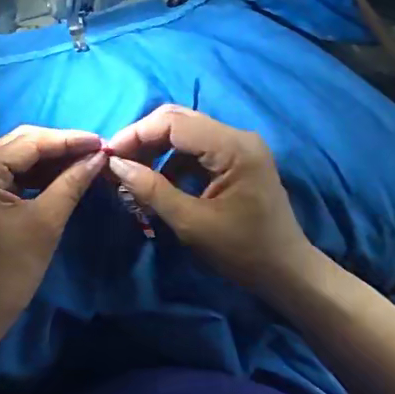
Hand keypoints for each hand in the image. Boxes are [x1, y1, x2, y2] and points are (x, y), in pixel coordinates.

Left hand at [0, 126, 105, 337]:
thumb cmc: (12, 267)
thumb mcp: (47, 221)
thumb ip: (71, 182)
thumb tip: (99, 156)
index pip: (29, 143)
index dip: (68, 140)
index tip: (102, 141)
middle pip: (22, 143)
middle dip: (60, 146)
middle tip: (97, 151)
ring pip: (18, 156)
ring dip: (51, 158)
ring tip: (87, 160)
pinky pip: (12, 172)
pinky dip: (38, 173)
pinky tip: (65, 173)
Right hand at [105, 104, 319, 292]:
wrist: (285, 272)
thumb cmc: (241, 250)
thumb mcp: (191, 222)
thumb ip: (151, 190)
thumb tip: (115, 165)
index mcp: (233, 147)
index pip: (173, 123)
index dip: (136, 134)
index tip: (108, 157)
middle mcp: (238, 137)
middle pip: (178, 121)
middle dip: (143, 139)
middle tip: (115, 164)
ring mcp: (239, 148)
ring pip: (184, 134)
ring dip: (155, 150)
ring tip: (131, 176)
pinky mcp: (235, 161)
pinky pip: (195, 151)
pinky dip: (170, 162)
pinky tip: (156, 184)